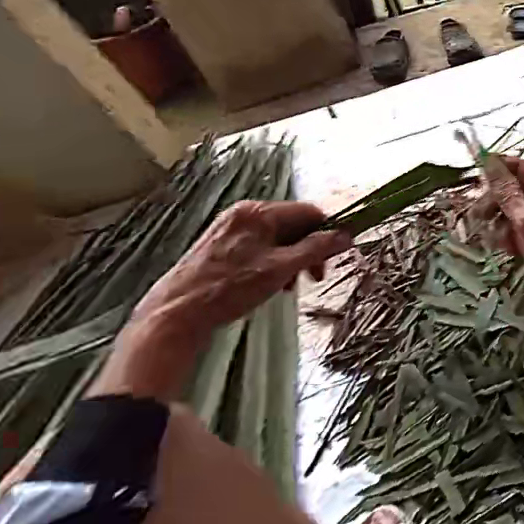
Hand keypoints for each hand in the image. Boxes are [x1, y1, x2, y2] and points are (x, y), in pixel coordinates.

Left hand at [93, 201, 349, 398]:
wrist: (178, 312)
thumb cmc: (231, 288)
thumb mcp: (281, 268)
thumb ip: (316, 249)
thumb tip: (345, 236)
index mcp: (259, 212)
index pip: (308, 212)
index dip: (327, 233)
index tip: (335, 257)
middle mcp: (244, 212)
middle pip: (292, 224)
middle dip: (308, 249)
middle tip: (314, 277)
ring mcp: (230, 227)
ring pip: (276, 237)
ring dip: (291, 258)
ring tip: (289, 284)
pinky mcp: (221, 244)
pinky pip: (259, 245)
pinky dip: (272, 261)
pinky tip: (270, 283)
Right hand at [477, 156, 523, 354]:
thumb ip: (507, 193)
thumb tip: (489, 162)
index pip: (519, 168)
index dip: (496, 168)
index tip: (472, 175)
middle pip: (511, 190)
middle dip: (493, 202)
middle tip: (478, 216)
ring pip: (509, 212)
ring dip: (499, 224)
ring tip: (499, 241)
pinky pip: (515, 231)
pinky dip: (507, 238)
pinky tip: (507, 251)